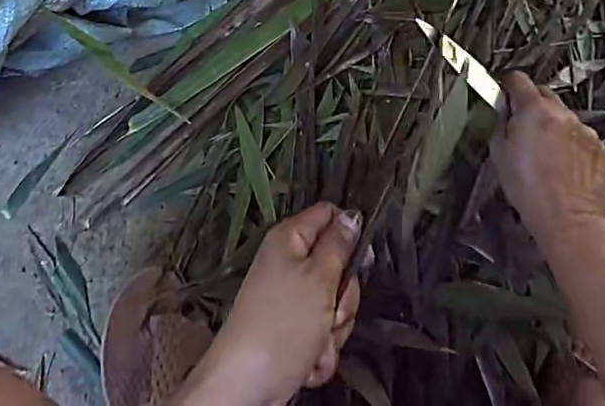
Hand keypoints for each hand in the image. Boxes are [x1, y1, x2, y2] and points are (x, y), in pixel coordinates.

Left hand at [174, 203, 362, 405]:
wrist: (246, 388)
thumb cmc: (282, 325)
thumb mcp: (319, 278)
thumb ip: (339, 245)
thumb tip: (352, 215)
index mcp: (290, 239)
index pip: (329, 215)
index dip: (348, 232)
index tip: (358, 258)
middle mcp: (289, 263)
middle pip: (337, 264)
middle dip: (343, 295)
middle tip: (331, 310)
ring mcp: (290, 299)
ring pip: (334, 303)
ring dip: (333, 328)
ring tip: (317, 342)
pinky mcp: (293, 331)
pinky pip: (322, 332)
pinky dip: (321, 350)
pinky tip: (309, 361)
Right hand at [491, 71, 604, 243]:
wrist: (569, 222)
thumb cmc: (532, 192)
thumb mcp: (499, 153)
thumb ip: (499, 121)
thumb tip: (502, 109)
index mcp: (534, 110)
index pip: (518, 79)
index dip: (508, 87)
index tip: (506, 95)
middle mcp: (562, 114)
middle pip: (543, 95)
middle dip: (532, 107)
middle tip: (522, 129)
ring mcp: (584, 130)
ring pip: (563, 117)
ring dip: (553, 127)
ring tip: (545, 155)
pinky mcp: (599, 148)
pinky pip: (581, 136)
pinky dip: (572, 145)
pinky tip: (563, 166)